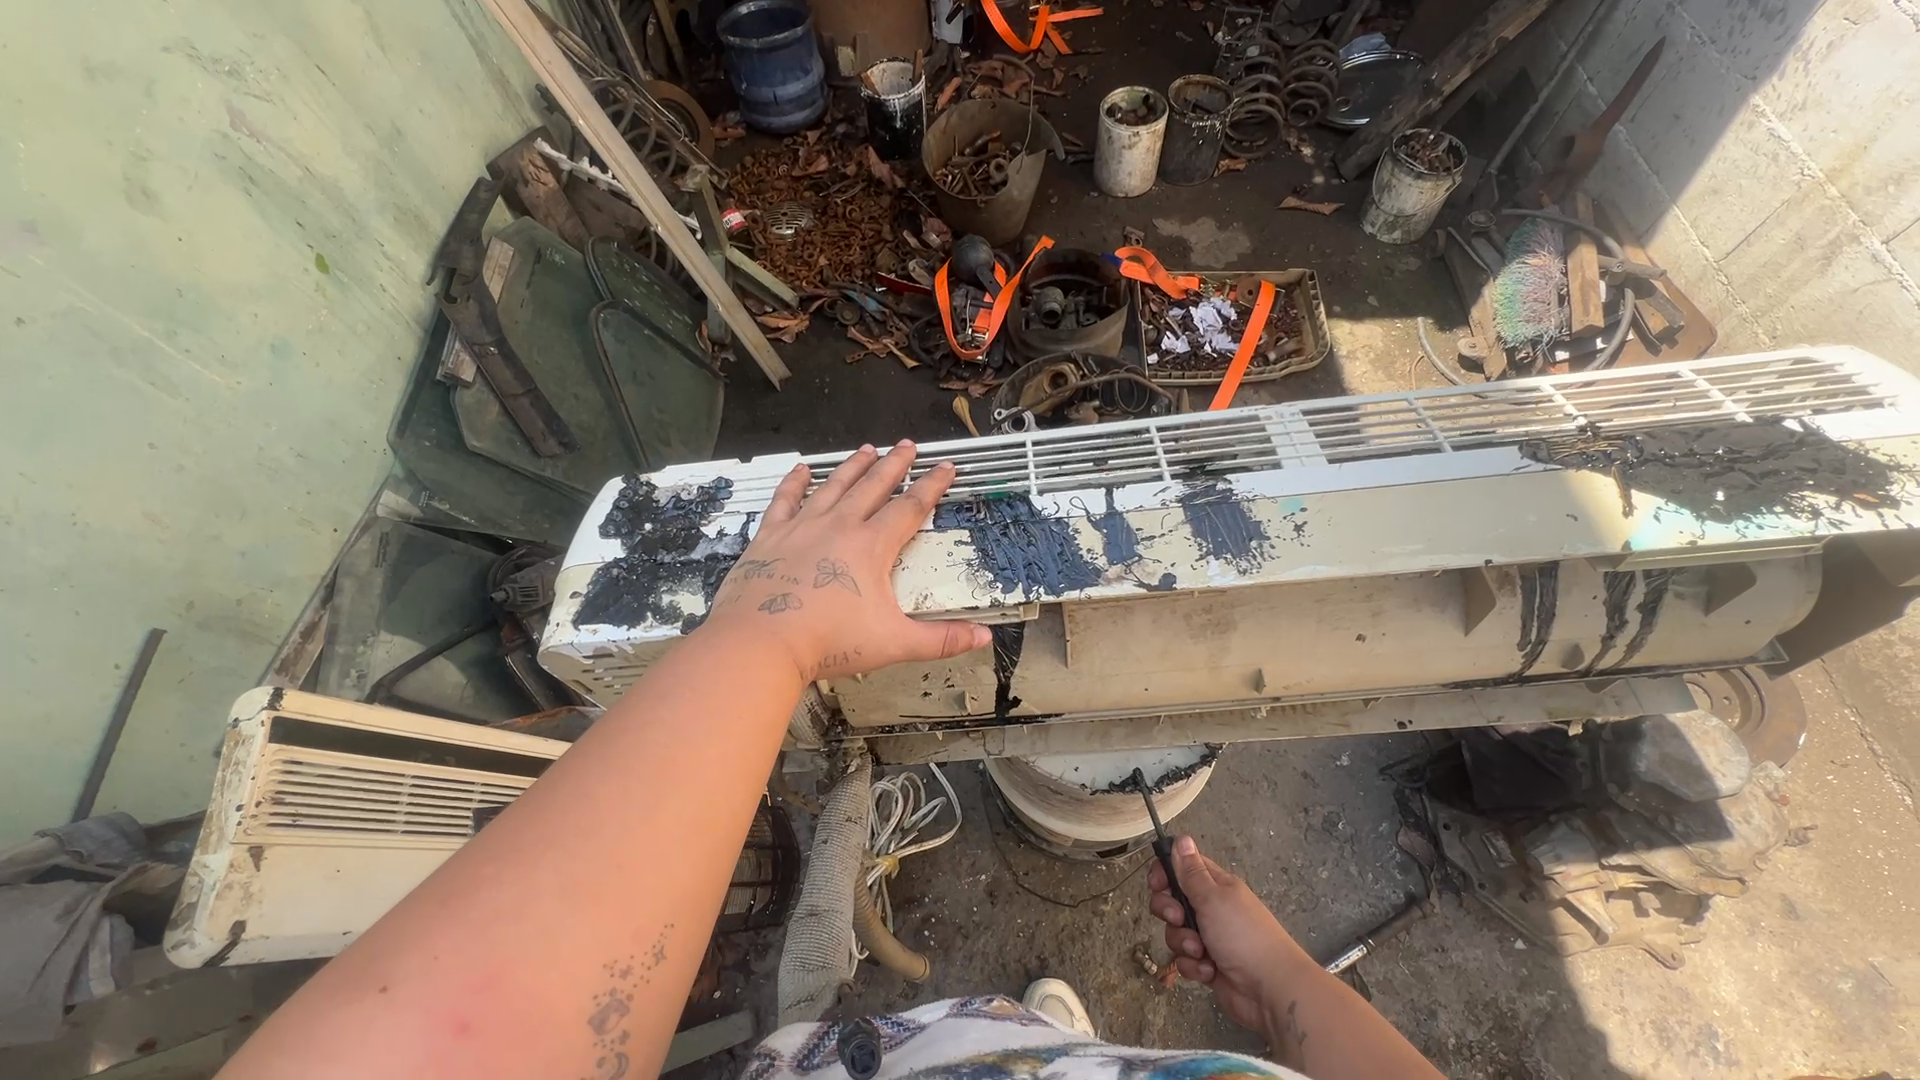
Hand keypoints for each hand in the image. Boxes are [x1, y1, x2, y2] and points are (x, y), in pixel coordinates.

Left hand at [700, 440, 991, 681]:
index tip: (945, 466)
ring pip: (833, 486)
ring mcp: (802, 527)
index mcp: (871, 546)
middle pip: (873, 486)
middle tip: (907, 445)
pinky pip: (784, 500)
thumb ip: (941, 639)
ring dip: (852, 467)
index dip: (932, 485)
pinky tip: (800, 470)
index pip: (911, 507)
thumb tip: (983, 637)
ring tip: (866, 450)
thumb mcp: (894, 643)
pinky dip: (794, 483)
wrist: (762, 643)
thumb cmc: (829, 642)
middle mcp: (839, 526)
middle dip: (894, 465)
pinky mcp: (770, 537)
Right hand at [1149, 836, 1314, 1034]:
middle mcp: (1211, 907)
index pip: (1182, 867)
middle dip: (1168, 911)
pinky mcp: (1207, 964)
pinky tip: (1208, 971)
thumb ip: (1191, 871)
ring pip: (1175, 931)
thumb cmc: (1243, 935)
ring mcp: (1209, 937)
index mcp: (1216, 885)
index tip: (1158, 884)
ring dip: (1182, 942)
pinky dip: (1193, 966)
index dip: (1165, 873)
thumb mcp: (1213, 898)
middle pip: (1172, 900)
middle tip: (1178, 918)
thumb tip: (1182, 837)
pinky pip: (1185, 959)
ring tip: (1200, 952)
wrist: (1271, 989)